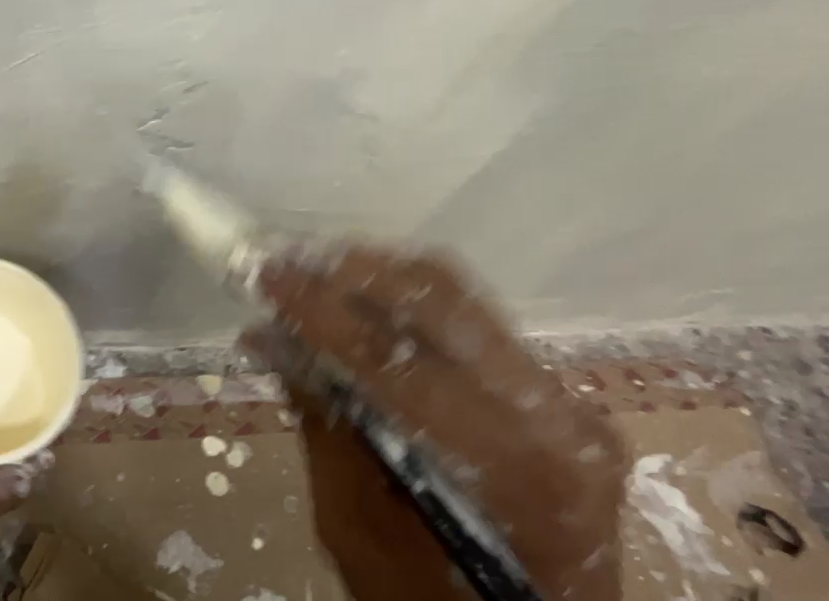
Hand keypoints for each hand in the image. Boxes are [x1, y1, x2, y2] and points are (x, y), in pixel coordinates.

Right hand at [242, 243, 626, 600]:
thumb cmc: (432, 598)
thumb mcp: (357, 526)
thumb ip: (323, 423)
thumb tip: (267, 337)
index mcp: (512, 468)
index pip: (395, 360)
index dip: (319, 310)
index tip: (261, 276)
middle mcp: (556, 419)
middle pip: (438, 302)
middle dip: (346, 272)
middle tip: (281, 261)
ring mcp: (567, 402)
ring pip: (458, 298)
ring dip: (374, 277)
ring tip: (310, 271)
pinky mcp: (558, 395)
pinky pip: (473, 321)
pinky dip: (405, 302)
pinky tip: (357, 301)